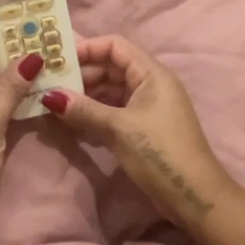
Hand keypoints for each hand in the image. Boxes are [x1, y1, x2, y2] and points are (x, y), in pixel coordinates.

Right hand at [42, 35, 235, 226]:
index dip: (88, 48)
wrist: (195, 198)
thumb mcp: (119, 129)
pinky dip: (95, 112)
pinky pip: (114, 109)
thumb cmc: (160, 153)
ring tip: (56, 103)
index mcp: (152, 74)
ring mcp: (148, 106)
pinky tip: (73, 122)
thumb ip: (84, 109)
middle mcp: (150, 84)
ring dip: (86, 95)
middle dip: (82, 74)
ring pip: (111, 89)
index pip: (115, 46)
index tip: (59, 60)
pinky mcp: (144, 127)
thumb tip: (49, 95)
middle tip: (51, 84)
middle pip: (111, 66)